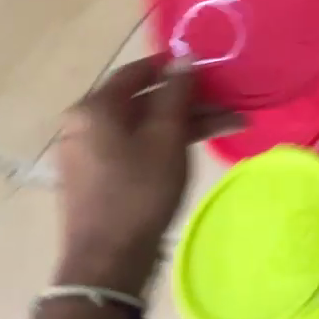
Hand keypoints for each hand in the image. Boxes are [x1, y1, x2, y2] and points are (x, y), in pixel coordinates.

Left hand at [53, 56, 240, 295]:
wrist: (108, 260)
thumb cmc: (139, 190)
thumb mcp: (167, 136)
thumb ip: (176, 92)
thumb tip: (183, 58)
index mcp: (94, 109)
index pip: (139, 70)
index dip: (177, 66)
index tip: (214, 68)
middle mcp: (85, 124)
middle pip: (145, 98)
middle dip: (191, 98)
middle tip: (231, 100)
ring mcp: (90, 150)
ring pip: (146, 122)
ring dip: (188, 120)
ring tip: (233, 123)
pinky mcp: (99, 172)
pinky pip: (138, 142)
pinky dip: (169, 139)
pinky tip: (204, 141)